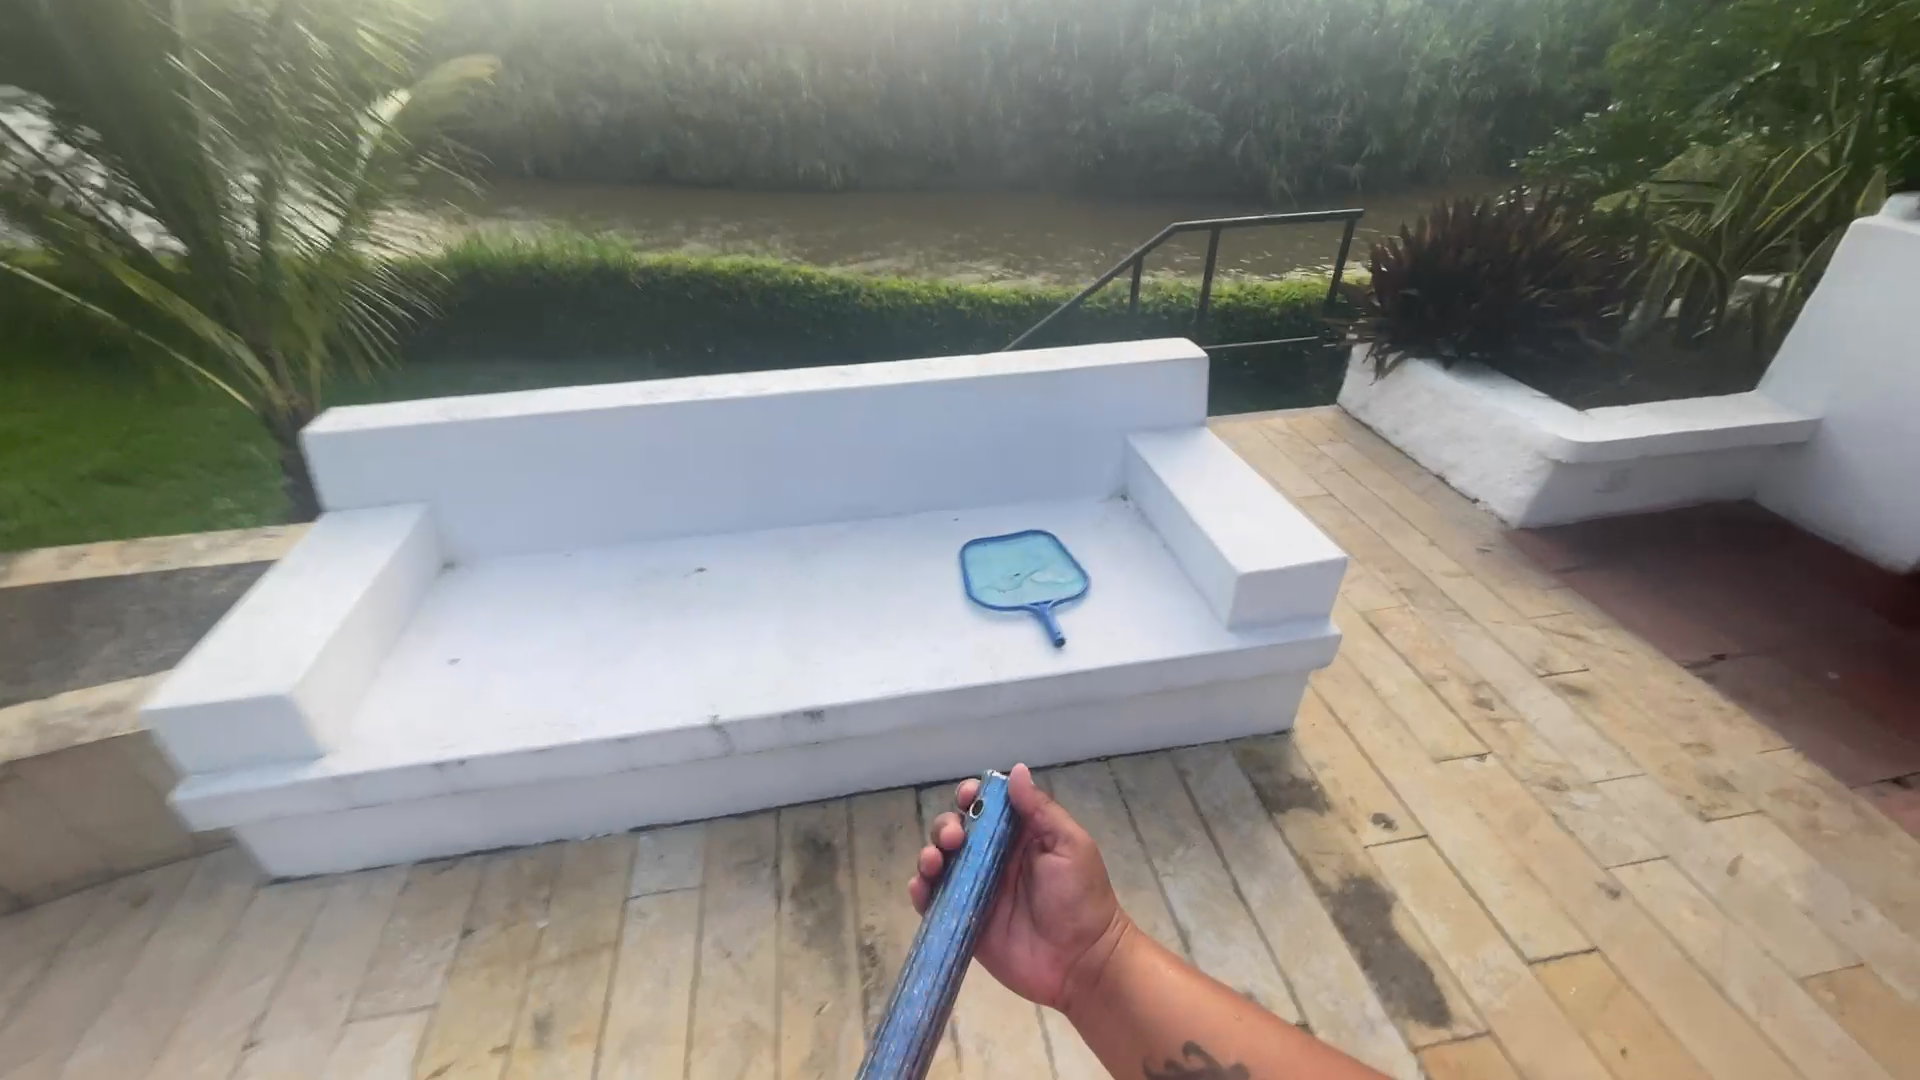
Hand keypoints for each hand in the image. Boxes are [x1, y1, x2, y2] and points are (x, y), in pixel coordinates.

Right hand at [911, 763, 1132, 1011]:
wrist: (1083, 963)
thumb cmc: (1081, 898)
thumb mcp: (1069, 846)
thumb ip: (1040, 810)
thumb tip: (1016, 771)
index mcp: (1017, 835)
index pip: (986, 806)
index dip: (971, 796)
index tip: (968, 797)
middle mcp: (991, 857)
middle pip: (956, 830)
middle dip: (946, 826)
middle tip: (956, 838)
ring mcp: (975, 889)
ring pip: (940, 862)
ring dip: (930, 854)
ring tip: (934, 862)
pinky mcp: (964, 920)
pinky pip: (934, 901)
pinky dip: (921, 890)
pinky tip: (921, 887)